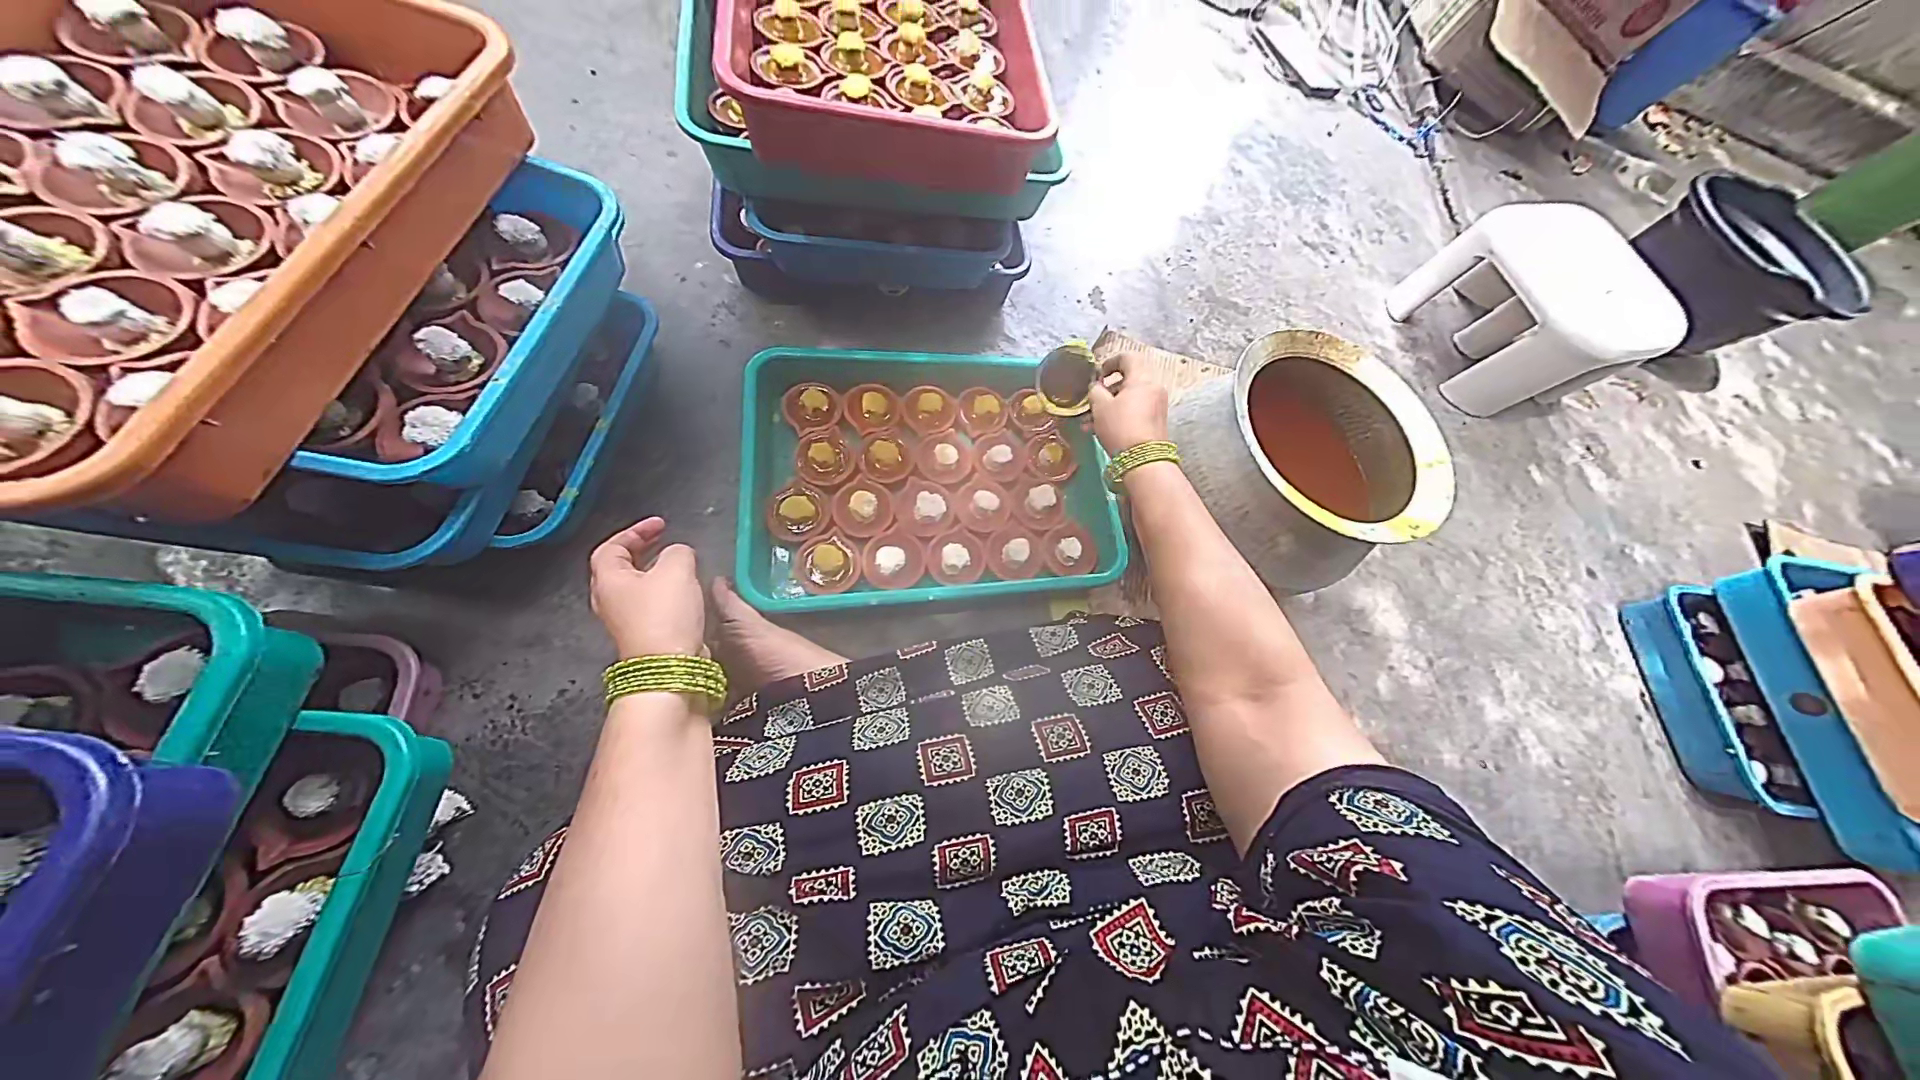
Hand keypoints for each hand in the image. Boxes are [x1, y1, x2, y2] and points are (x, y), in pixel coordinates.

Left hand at [589, 518, 705, 658]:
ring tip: (675, 563)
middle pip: (619, 567)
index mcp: (608, 579)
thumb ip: (678, 552)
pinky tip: (682, 591)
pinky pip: (648, 604)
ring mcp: (624, 620)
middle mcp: (609, 600)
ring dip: (653, 571)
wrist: (670, 666)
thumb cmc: (665, 616)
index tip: (659, 525)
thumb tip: (679, 554)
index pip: (612, 547)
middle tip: (663, 539)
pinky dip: (662, 591)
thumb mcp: (677, 569)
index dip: (635, 531)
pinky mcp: (642, 635)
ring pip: (634, 586)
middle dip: (641, 549)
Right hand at [1087, 353, 1167, 454]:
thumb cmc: (1120, 427)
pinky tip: (1100, 430)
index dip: (1110, 362)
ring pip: (1129, 398)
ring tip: (1089, 423)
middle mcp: (1153, 387)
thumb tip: (1097, 387)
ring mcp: (1157, 405)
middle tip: (1091, 402)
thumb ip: (1095, 391)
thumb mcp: (1100, 406)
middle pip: (1128, 380)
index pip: (1127, 358)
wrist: (1143, 460)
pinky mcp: (1156, 421)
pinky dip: (1119, 415)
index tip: (1097, 375)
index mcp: (1142, 378)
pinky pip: (1135, 410)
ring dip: (1109, 406)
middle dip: (1106, 391)